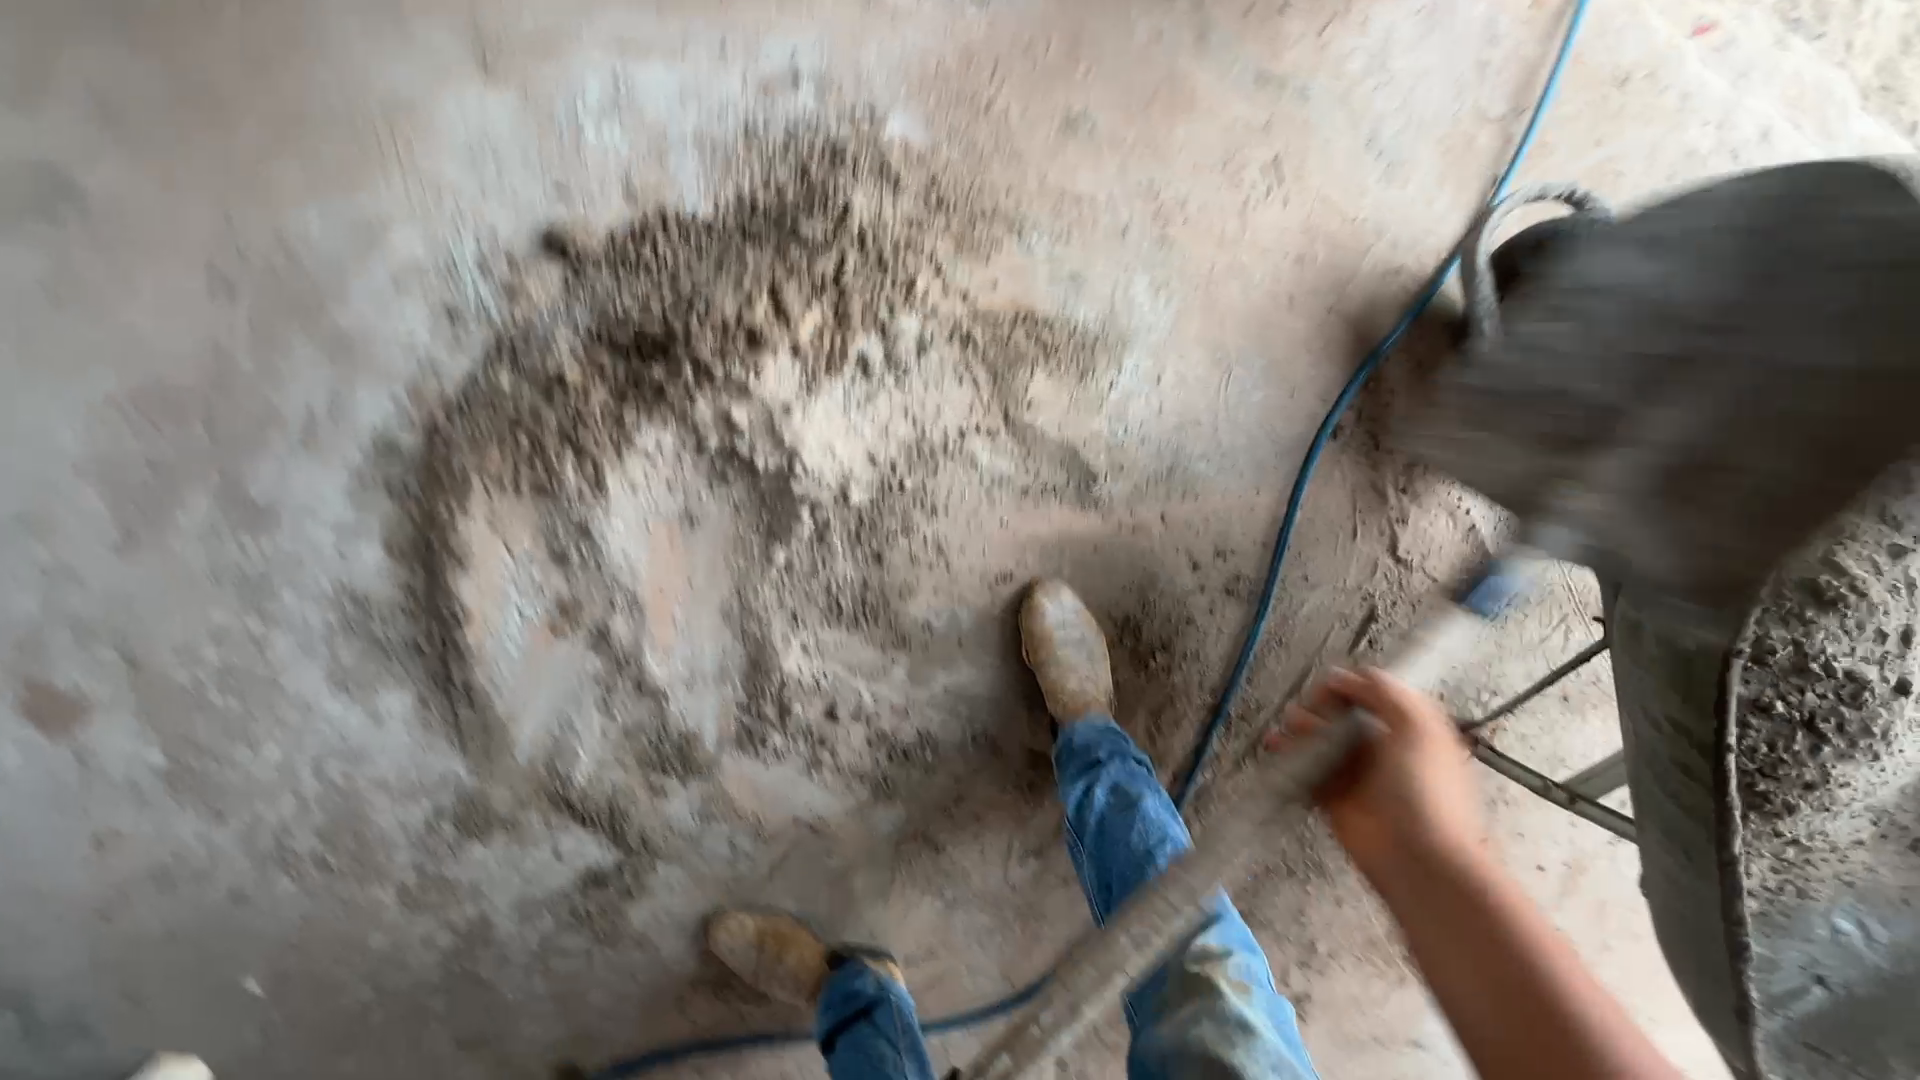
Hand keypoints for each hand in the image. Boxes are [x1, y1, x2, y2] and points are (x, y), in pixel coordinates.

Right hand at [1265, 667, 1482, 879]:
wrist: (1417, 856)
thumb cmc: (1426, 791)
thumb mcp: (1418, 727)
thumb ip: (1385, 692)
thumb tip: (1347, 677)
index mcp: (1410, 728)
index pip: (1375, 694)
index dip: (1351, 685)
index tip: (1331, 686)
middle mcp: (1384, 747)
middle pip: (1343, 714)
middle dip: (1321, 706)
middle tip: (1309, 707)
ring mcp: (1358, 773)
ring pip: (1321, 740)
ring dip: (1302, 728)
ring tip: (1290, 726)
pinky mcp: (1334, 797)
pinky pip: (1307, 770)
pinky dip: (1289, 757)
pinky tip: (1275, 746)